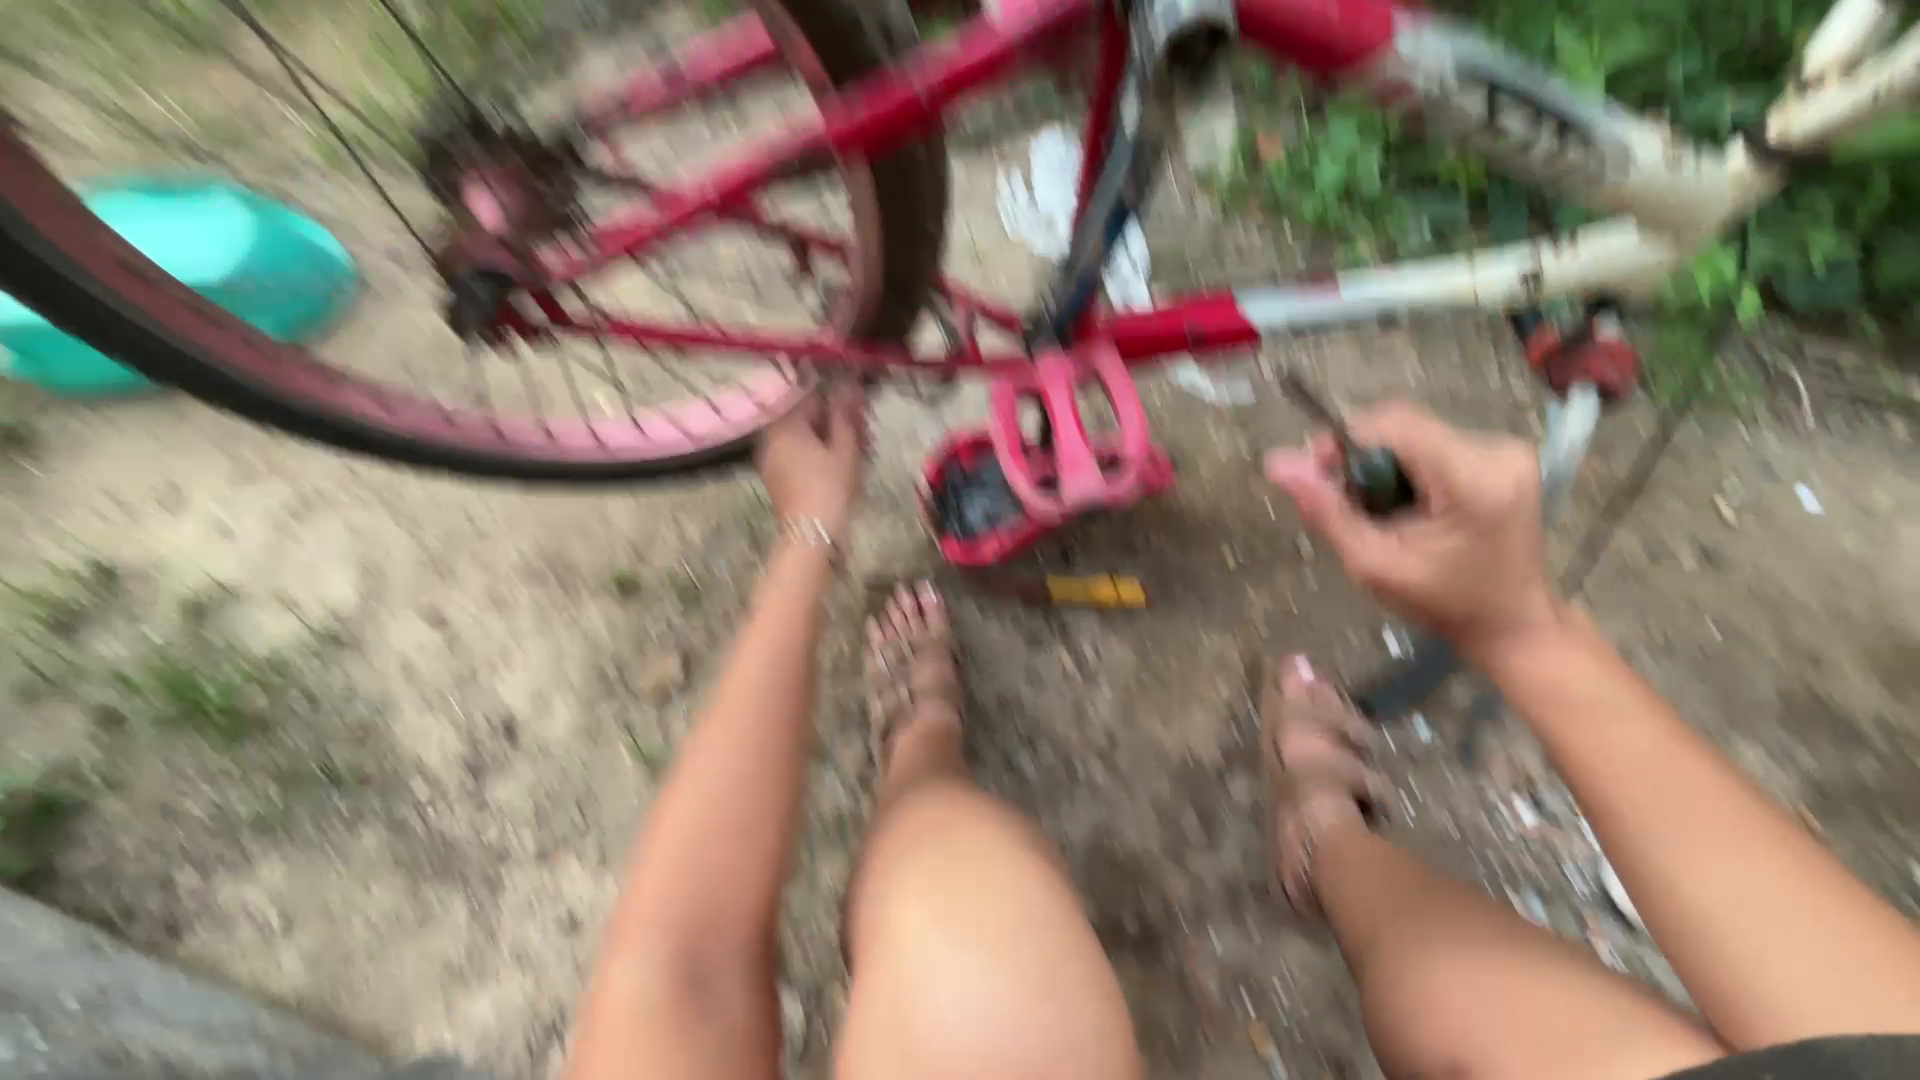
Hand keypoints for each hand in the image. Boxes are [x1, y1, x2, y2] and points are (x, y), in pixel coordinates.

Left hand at [755, 383, 869, 544]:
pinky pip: (799, 454)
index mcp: (785, 424)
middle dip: (837, 422)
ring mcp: (771, 456)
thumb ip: (844, 414)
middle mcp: (771, 435)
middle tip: (866, 436)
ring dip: (831, 439)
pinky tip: (841, 465)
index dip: (841, 401)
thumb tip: (847, 386)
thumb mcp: (844, 448)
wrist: (810, 533)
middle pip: (807, 417)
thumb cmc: (829, 487)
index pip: (814, 397)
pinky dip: (819, 454)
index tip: (862, 413)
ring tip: (859, 453)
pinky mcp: (776, 475)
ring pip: (805, 437)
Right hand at [1265, 401, 1563, 658]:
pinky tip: (1406, 506)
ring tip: (1378, 512)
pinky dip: (1405, 469)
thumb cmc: (1442, 602)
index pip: (1393, 425)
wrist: (1512, 623)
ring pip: (1413, 434)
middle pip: (1401, 427)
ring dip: (1381, 466)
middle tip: (1346, 504)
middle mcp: (1496, 451)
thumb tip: (1276, 462)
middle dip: (1361, 460)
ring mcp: (1505, 450)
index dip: (1344, 442)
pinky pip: (1432, 444)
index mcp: (1473, 479)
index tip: (1319, 477)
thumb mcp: (1373, 564)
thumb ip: (1326, 510)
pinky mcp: (1502, 455)